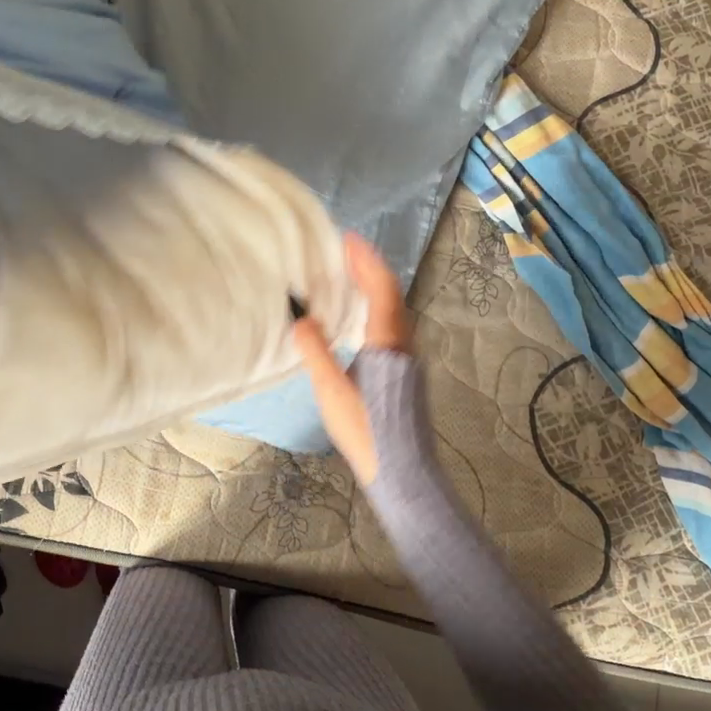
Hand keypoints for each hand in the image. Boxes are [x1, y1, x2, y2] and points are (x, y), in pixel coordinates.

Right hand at [292, 233, 411, 484]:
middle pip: (391, 295)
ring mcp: (408, 358)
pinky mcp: (406, 371)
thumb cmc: (365, 431)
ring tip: (350, 277)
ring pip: (394, 311)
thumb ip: (316, 353)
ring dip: (374, 287)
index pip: (381, 289)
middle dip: (369, 269)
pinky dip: (376, 307)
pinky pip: (392, 324)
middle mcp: (403, 343)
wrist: (403, 470)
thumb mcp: (332, 393)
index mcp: (387, 343)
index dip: (366, 262)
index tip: (348, 239)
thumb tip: (302, 317)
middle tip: (345, 252)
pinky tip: (360, 317)